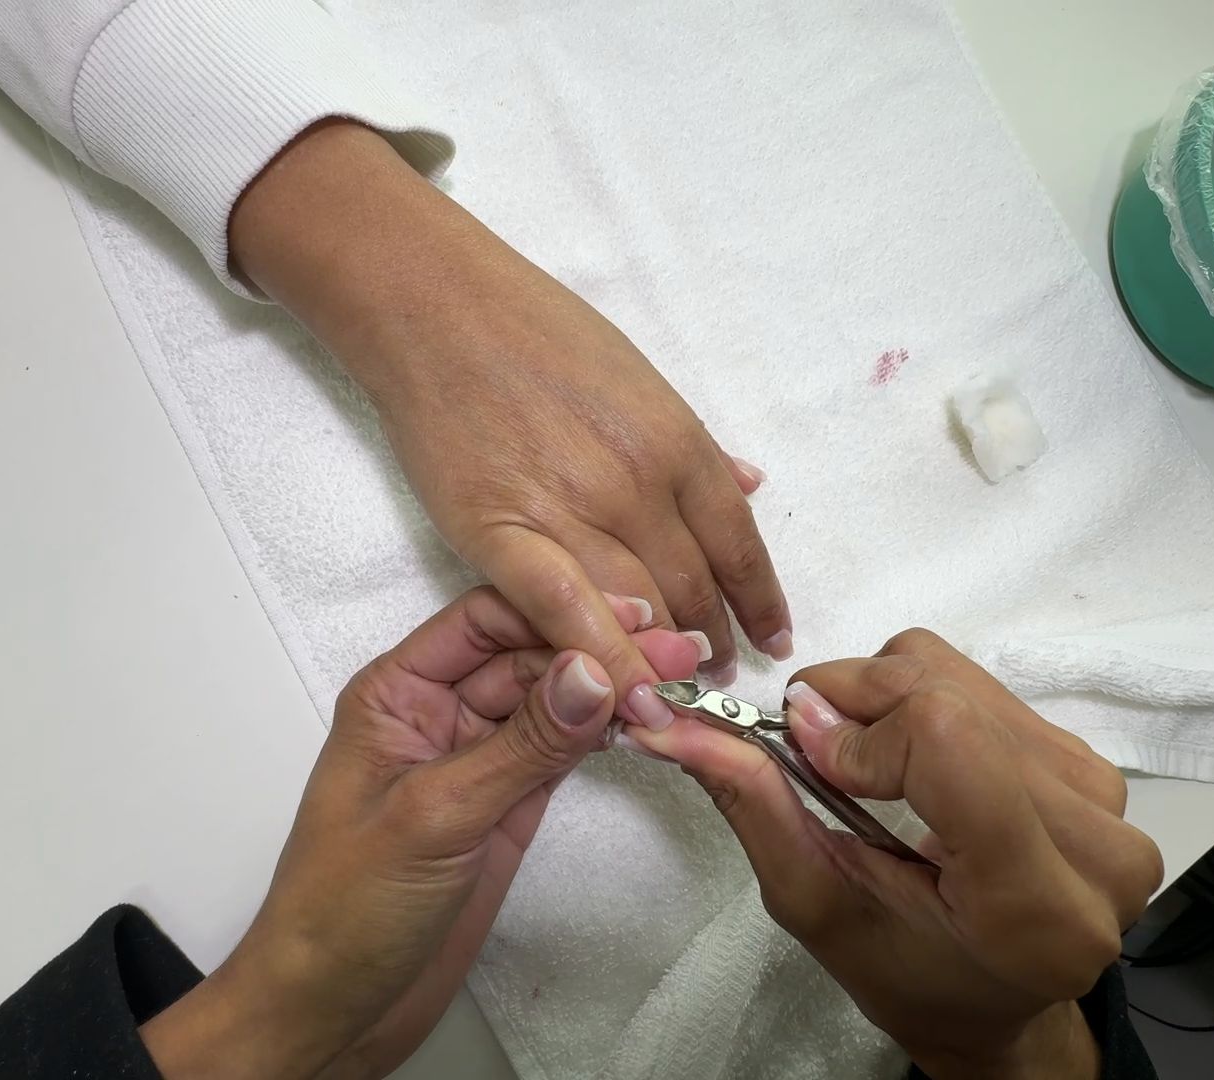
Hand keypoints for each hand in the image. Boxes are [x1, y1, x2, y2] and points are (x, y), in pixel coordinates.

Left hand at [138, 588, 702, 1079]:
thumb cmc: (346, 910)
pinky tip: (646, 717)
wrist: (337, 1011)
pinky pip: (565, 743)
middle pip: (530, 653)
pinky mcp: (511, 791)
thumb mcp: (436, 815)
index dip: (557, 612)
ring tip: (679, 676)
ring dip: (613, 687)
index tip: (629, 622)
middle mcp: (443, 705)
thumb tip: (595, 672)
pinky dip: (606, 730)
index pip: (488, 620)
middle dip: (601, 650)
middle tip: (676, 650)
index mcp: (401, 688)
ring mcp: (482, 749)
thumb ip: (522, 743)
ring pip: (555, 696)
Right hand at [230, 121, 789, 729]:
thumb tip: (748, 482)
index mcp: (677, 440)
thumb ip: (692, 443)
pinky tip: (630, 697)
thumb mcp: (639, 376)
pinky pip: (565, 611)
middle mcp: (638, 482)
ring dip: (665, 659)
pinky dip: (603, 661)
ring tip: (676, 692)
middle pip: (694, 587)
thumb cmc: (539, 333)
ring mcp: (572, 509)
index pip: (740, 543)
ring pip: (640, 609)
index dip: (761, 600)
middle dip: (714, 640)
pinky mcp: (502, 533)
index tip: (774, 638)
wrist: (439, 309)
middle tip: (717, 674)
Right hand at [637, 629, 1162, 1078]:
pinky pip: (974, 676)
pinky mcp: (1091, 761)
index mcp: (1030, 903)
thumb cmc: (902, 969)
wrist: (995, 999)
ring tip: (865, 758)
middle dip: (850, 702)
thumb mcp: (811, 901)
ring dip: (878, 696)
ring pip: (950, 671)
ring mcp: (1102, 793)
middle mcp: (1090, 841)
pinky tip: (910, 751)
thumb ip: (752, 803)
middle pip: (939, 693)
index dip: (854, 732)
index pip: (944, 739)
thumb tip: (675, 724)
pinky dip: (914, 694)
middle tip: (816, 752)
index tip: (807, 755)